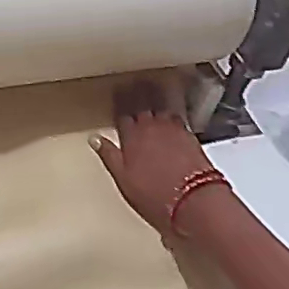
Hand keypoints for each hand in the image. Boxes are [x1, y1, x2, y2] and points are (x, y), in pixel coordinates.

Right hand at [91, 79, 220, 233]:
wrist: (193, 202)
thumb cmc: (157, 196)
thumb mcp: (124, 180)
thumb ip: (109, 156)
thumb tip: (95, 139)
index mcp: (131, 137)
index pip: (122, 115)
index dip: (118, 105)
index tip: (116, 96)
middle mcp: (151, 127)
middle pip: (140, 105)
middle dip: (135, 95)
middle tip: (132, 86)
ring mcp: (171, 129)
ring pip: (159, 107)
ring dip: (154, 98)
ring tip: (151, 91)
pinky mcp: (189, 135)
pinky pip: (176, 116)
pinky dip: (171, 112)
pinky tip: (171, 114)